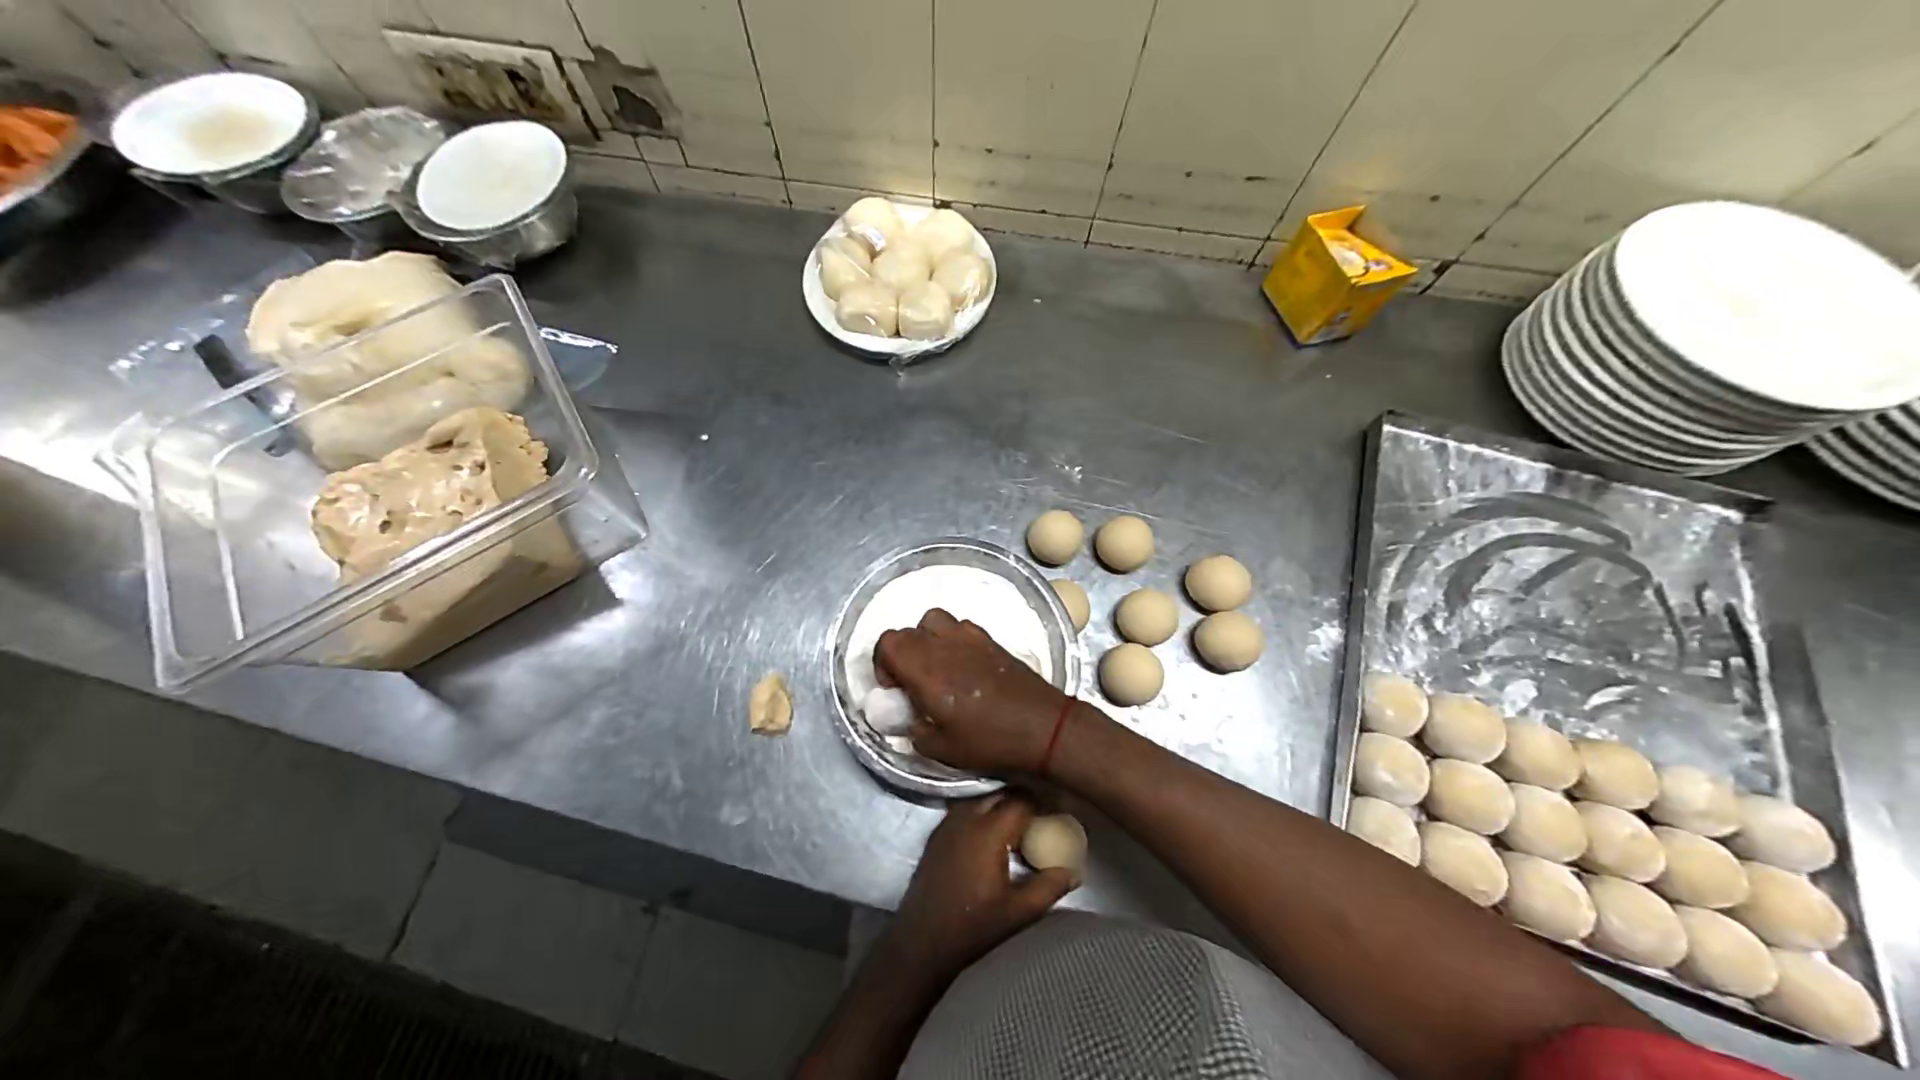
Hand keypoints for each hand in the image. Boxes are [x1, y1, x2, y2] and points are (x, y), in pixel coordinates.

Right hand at [875, 609, 1070, 773]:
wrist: (1043, 726)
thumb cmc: (989, 740)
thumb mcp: (940, 749)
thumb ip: (915, 729)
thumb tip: (912, 718)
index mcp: (926, 669)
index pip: (888, 642)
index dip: (882, 663)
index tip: (893, 687)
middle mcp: (945, 645)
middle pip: (908, 631)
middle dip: (902, 653)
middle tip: (911, 682)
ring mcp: (970, 638)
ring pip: (934, 621)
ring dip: (927, 639)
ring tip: (936, 668)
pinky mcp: (991, 640)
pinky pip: (960, 628)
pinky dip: (953, 640)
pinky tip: (964, 668)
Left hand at [890, 794, 1077, 972]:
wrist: (921, 943)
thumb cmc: (972, 928)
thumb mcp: (1018, 912)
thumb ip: (1049, 887)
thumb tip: (1073, 870)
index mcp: (988, 831)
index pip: (1022, 800)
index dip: (1044, 801)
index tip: (1060, 809)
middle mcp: (966, 818)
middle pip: (1001, 794)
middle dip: (1024, 800)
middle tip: (1044, 817)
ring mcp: (947, 824)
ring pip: (982, 800)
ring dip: (1002, 806)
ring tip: (1021, 826)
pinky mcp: (937, 835)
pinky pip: (965, 811)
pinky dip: (983, 814)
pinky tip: (993, 836)